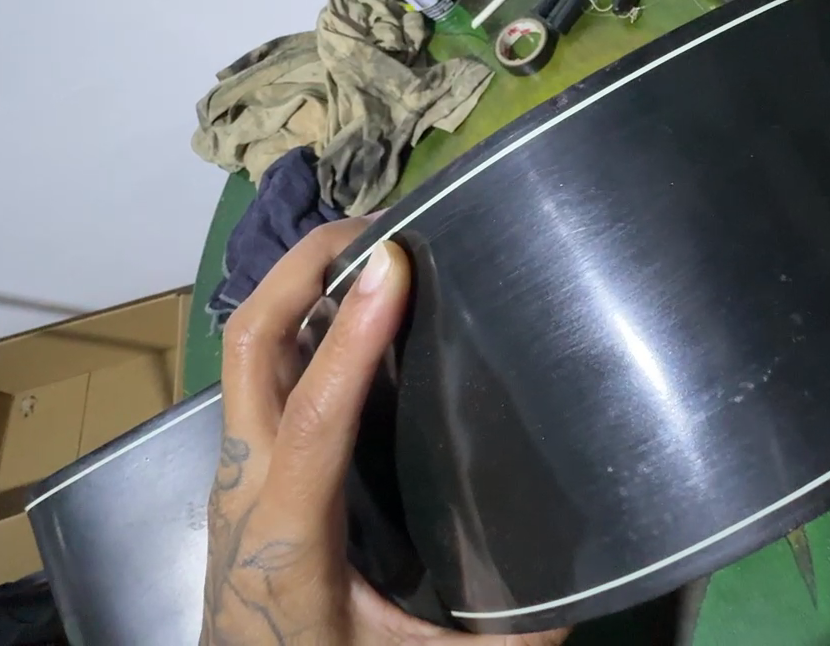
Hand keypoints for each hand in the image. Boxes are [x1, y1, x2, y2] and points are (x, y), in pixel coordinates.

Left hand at [204, 220, 570, 645]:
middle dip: (305, 267)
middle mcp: (249, 482)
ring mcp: (241, 461)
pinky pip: (266, 360)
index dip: (351, 335)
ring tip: (376, 243)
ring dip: (301, 277)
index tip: (396, 263)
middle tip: (385, 225)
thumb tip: (588, 586)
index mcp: (291, 538)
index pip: (315, 422)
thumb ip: (508, 638)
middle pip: (250, 348)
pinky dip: (304, 309)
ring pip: (249, 344)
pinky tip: (359, 300)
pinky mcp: (249, 453)